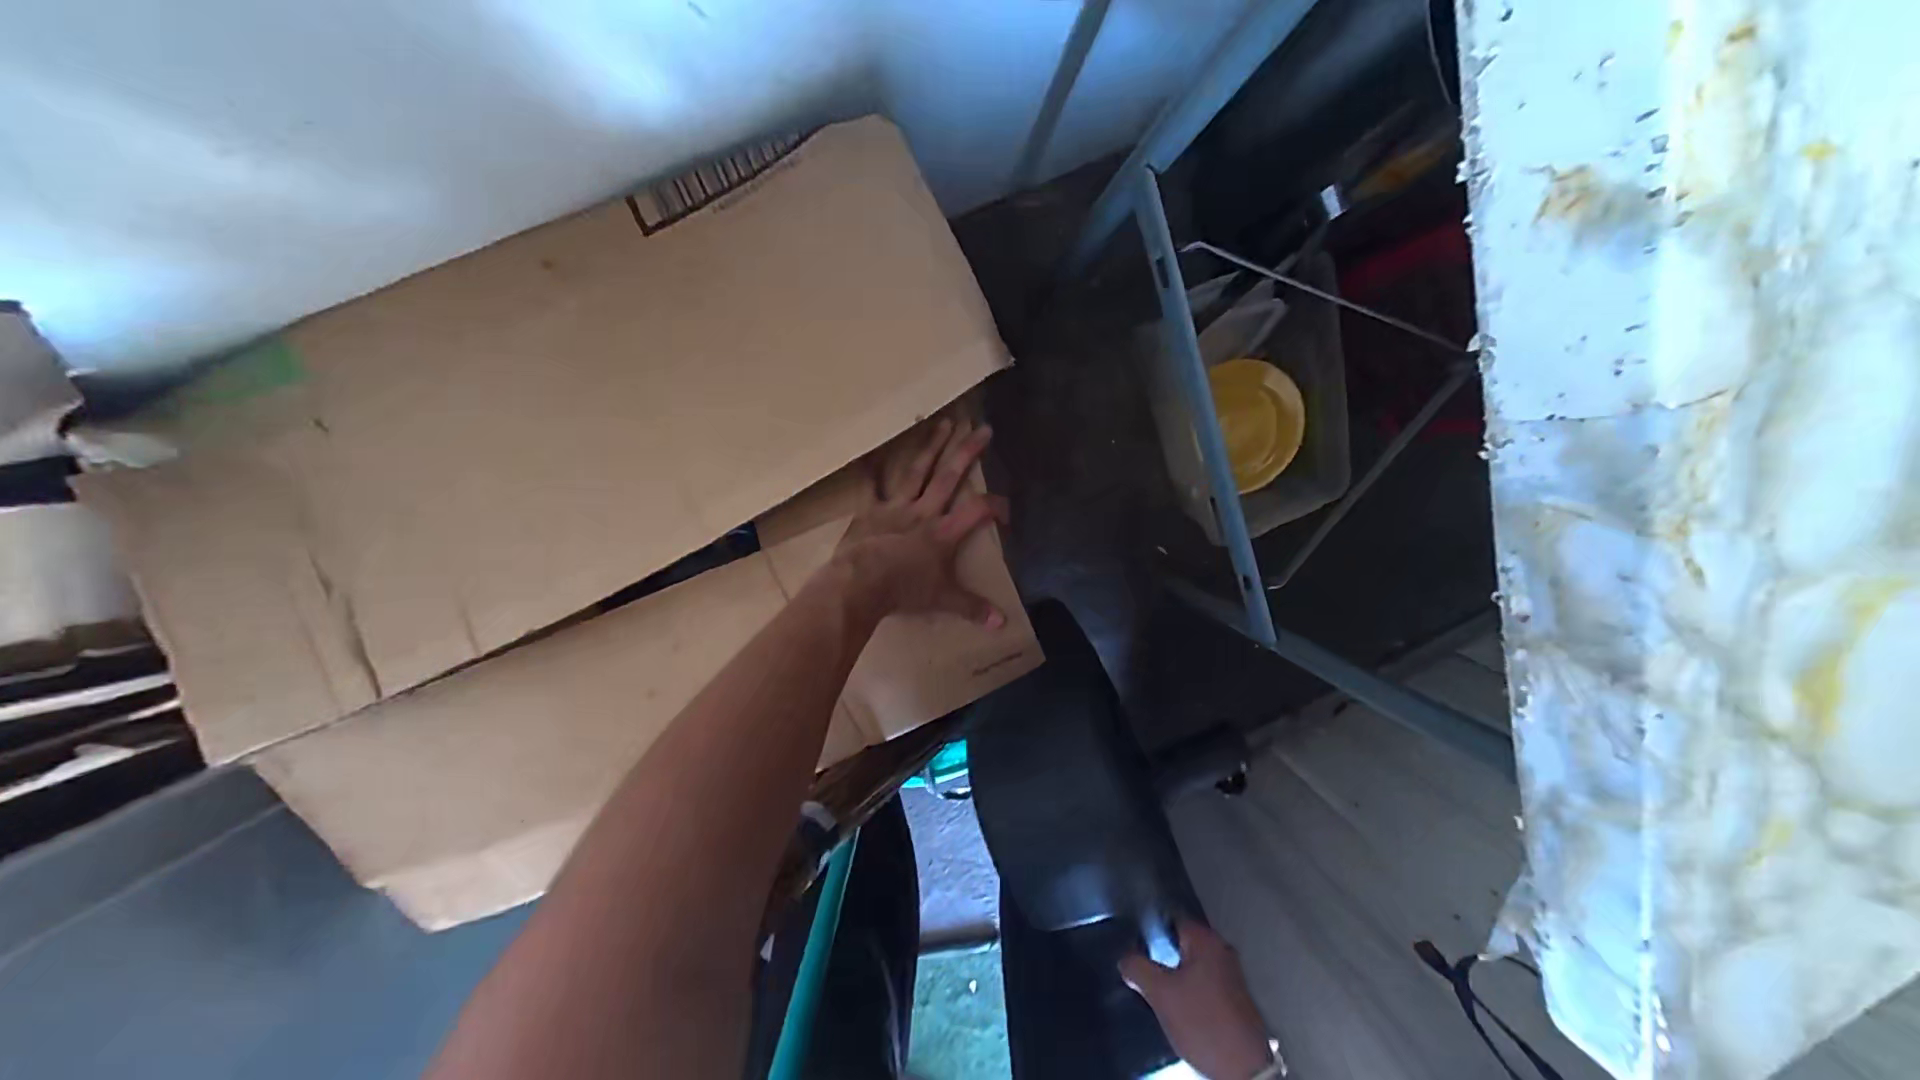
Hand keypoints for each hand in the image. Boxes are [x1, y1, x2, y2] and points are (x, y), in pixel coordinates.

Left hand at [830, 415, 1009, 627]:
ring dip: (932, 447)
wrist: (860, 582)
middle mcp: (923, 511)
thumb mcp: (943, 600)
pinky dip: (870, 472)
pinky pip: (870, 487)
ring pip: (917, 471)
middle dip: (967, 452)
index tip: (1007, 507)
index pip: (978, 510)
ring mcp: (895, 507)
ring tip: (943, 423)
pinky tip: (869, 453)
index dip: (996, 505)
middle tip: (982, 428)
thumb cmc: (904, 589)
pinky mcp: (870, 511)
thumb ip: (972, 607)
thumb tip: (1002, 623)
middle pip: (949, 476)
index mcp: (943, 532)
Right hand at [1120, 919, 1274, 1079]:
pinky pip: (1203, 984)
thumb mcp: (1160, 994)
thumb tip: (1125, 959)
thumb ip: (1137, 968)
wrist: (1244, 1070)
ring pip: (1192, 965)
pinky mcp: (1235, 999)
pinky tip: (1178, 1008)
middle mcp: (1222, 950)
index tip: (1134, 944)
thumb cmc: (1203, 1022)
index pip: (1170, 918)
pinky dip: (1189, 991)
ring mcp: (1231, 975)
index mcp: (1206, 939)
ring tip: (1157, 992)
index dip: (1150, 930)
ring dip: (1175, 976)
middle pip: (1181, 943)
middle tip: (1143, 970)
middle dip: (1162, 955)